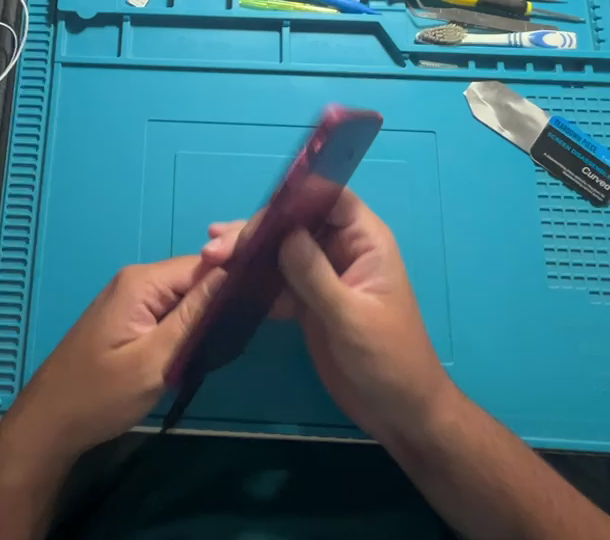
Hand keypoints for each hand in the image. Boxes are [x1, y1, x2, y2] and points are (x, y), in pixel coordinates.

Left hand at [1, 254, 224, 458]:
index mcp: (142, 282)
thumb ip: (193, 317)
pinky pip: (168, 310)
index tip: (260, 303)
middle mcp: (137, 280)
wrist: (50, 422)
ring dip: (203, 316)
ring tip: (230, 339)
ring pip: (182, 296)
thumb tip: (230, 274)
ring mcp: (130, 298)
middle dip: (219, 300)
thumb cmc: (102, 394)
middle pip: (193, 278)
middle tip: (245, 329)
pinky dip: (185, 326)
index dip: (232, 280)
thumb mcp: (155, 360)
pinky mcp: (129, 317)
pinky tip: (200, 347)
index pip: (202, 265)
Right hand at [202, 189, 452, 445]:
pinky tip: (223, 282)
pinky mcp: (307, 300)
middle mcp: (342, 248)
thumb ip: (315, 274)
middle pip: (295, 222)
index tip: (256, 213)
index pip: (328, 198)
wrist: (400, 414)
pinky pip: (275, 279)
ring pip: (280, 249)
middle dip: (256, 230)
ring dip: (246, 253)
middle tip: (217, 247)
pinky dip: (250, 280)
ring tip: (209, 258)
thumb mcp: (351, 318)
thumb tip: (284, 234)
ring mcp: (323, 274)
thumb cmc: (389, 361)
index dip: (293, 196)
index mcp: (364, 241)